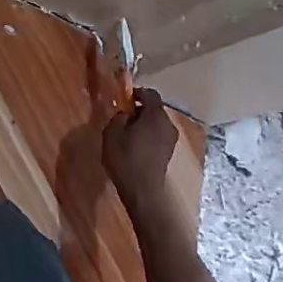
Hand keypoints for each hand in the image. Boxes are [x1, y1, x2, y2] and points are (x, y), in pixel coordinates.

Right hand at [102, 87, 178, 217]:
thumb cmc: (125, 158)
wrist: (142, 189)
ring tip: (128, 135)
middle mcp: (167, 124)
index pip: (150, 94)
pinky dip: (148, 137)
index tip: (125, 98)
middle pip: (155, 109)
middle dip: (140, 110)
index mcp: (155, 115)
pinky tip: (135, 148)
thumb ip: (118, 118)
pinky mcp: (168, 152)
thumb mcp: (112, 133)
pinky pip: (158, 137)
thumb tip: (125, 114)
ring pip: (157, 124)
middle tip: (124, 118)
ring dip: (144, 125)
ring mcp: (171, 139)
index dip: (137, 92)